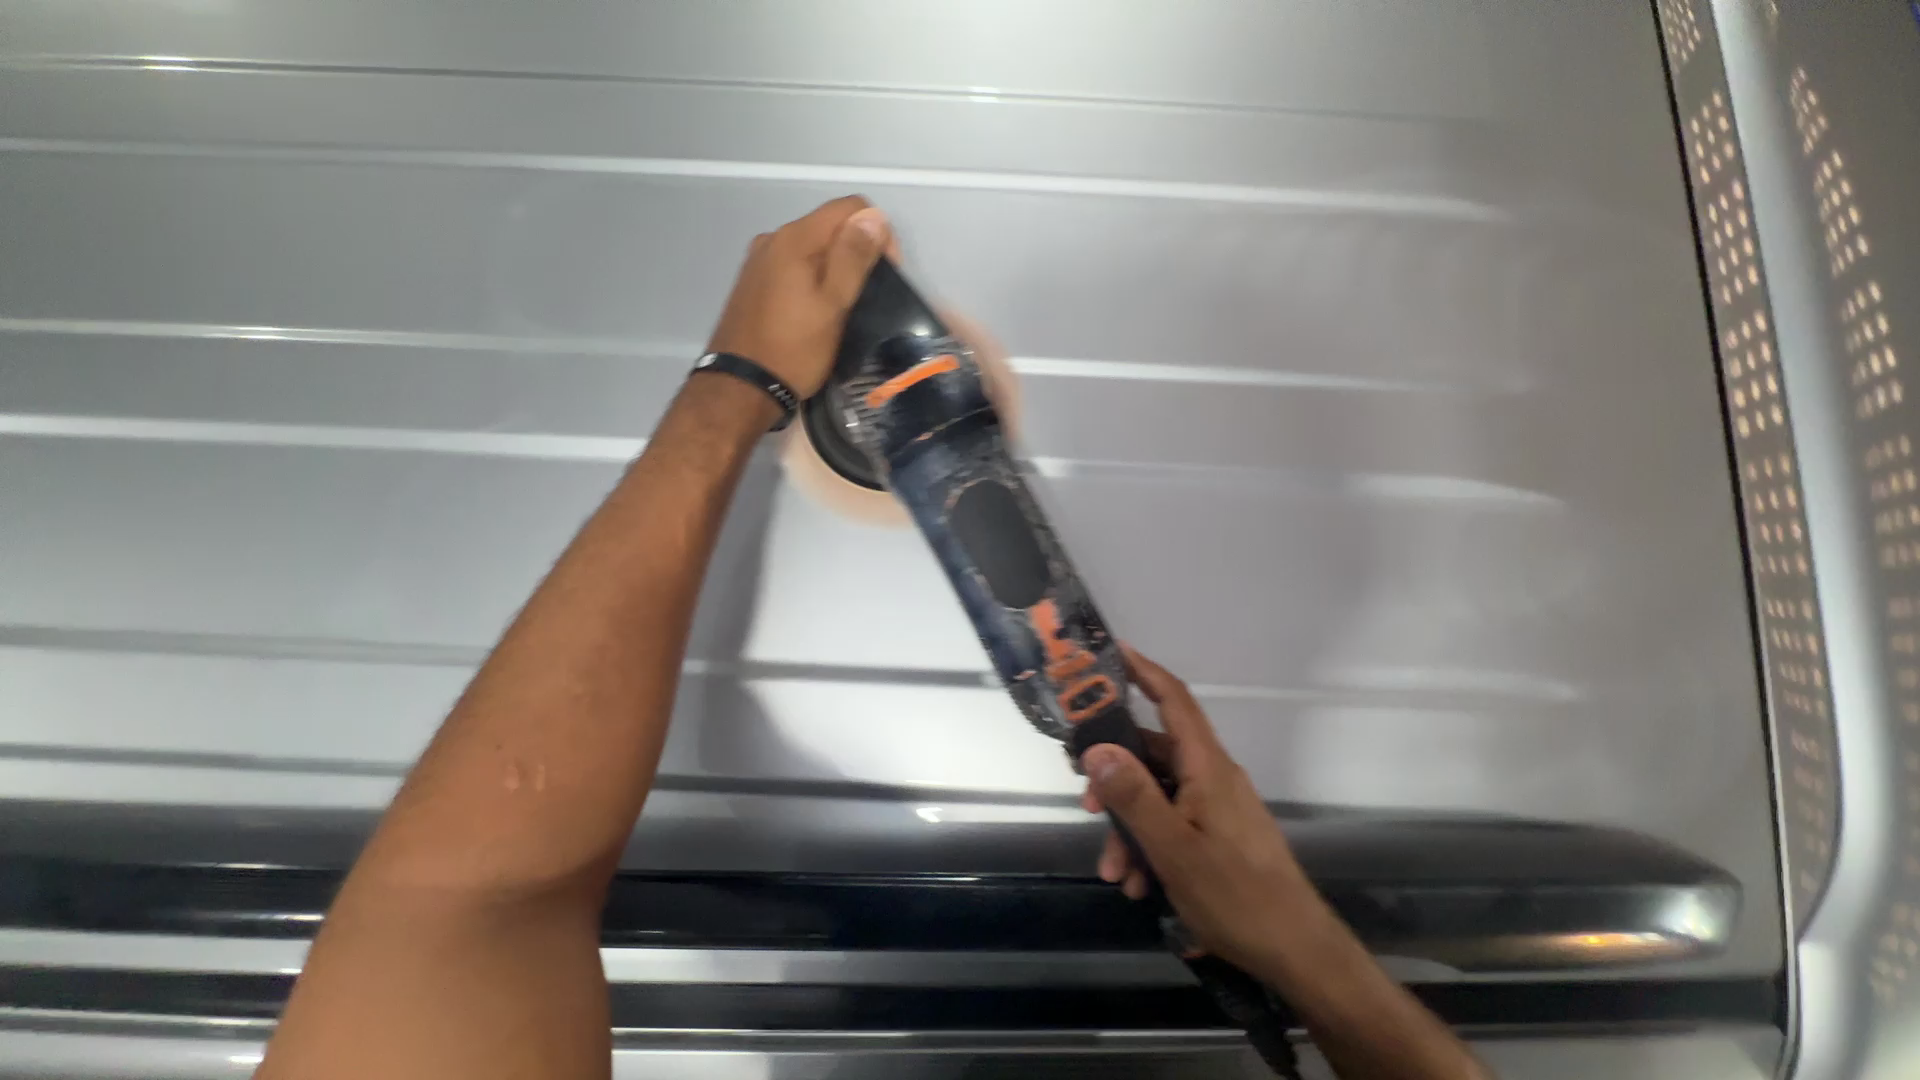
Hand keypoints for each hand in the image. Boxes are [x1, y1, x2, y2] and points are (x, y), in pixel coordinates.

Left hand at [707, 195, 893, 399]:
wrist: (740, 388)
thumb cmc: (794, 349)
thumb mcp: (833, 305)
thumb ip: (853, 257)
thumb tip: (874, 217)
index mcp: (795, 238)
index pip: (850, 208)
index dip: (877, 233)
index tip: (886, 274)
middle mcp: (773, 238)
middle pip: (830, 226)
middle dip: (857, 251)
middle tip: (868, 298)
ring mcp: (759, 260)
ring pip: (811, 248)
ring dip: (835, 268)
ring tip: (845, 308)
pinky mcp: (752, 283)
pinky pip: (793, 266)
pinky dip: (813, 279)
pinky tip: (816, 312)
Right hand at [1080, 645, 1323, 978]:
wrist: (1296, 952)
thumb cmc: (1235, 895)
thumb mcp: (1173, 849)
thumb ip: (1134, 796)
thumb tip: (1096, 748)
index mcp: (1206, 766)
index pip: (1174, 699)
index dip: (1144, 671)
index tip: (1112, 653)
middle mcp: (1212, 776)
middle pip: (1152, 754)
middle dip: (1114, 780)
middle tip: (1086, 806)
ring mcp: (1216, 807)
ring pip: (1157, 796)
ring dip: (1129, 828)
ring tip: (1117, 874)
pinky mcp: (1217, 834)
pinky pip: (1172, 823)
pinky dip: (1149, 847)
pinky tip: (1139, 887)